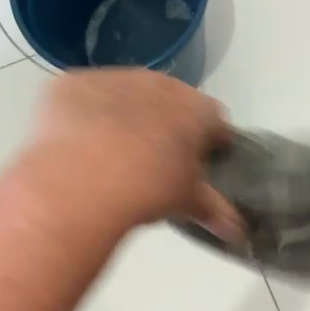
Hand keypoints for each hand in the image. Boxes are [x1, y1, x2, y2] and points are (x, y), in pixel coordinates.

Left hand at [23, 69, 242, 239]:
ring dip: (130, 114)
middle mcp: (158, 84)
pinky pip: (89, 96)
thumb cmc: (149, 188)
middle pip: (172, 99)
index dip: (213, 140)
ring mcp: (113, 78)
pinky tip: (84, 142)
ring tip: (119, 152)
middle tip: (161, 160)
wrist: (81, 180)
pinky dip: (90, 113)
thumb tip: (238, 232)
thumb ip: (216, 211)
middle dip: (171, 123)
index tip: (205, 161)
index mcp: (196, 110)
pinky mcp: (71, 83)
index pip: (216, 119)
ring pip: (129, 94)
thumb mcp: (188, 202)